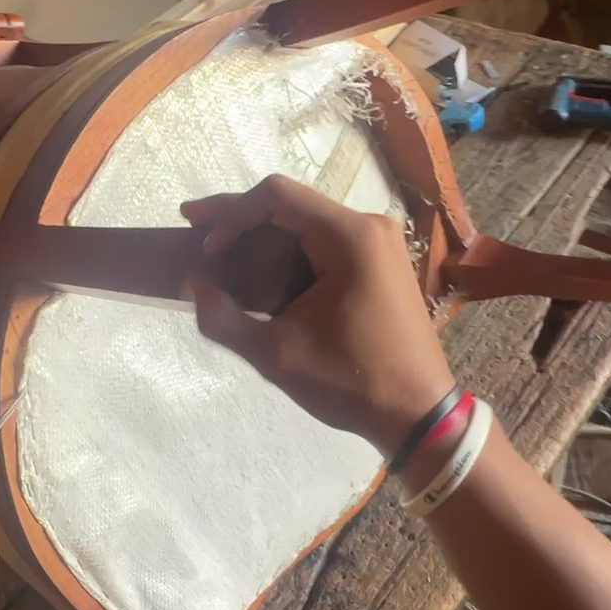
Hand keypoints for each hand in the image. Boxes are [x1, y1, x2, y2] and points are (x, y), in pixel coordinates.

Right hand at [181, 174, 456, 454]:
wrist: (418, 413)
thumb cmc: (350, 382)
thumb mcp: (276, 355)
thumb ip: (222, 317)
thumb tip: (192, 283)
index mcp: (350, 237)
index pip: (277, 196)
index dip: (230, 213)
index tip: (203, 247)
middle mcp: (370, 226)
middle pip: (292, 203)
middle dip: (239, 217)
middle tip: (194, 230)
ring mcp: (380, 243)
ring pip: (307, 220)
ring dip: (263, 233)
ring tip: (222, 251)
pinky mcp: (382, 262)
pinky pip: (326, 239)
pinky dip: (289, 248)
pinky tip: (263, 268)